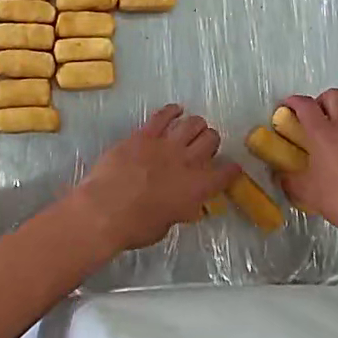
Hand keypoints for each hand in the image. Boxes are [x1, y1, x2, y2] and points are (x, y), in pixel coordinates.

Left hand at [68, 105, 238, 255]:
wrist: (105, 209)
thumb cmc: (135, 227)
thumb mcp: (166, 226)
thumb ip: (179, 210)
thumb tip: (183, 205)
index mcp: (197, 188)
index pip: (225, 174)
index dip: (231, 170)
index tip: (232, 169)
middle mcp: (187, 162)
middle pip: (211, 139)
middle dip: (211, 141)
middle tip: (205, 146)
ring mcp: (166, 145)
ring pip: (192, 123)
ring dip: (196, 125)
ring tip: (193, 127)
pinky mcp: (144, 134)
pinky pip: (163, 115)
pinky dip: (172, 110)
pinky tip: (175, 110)